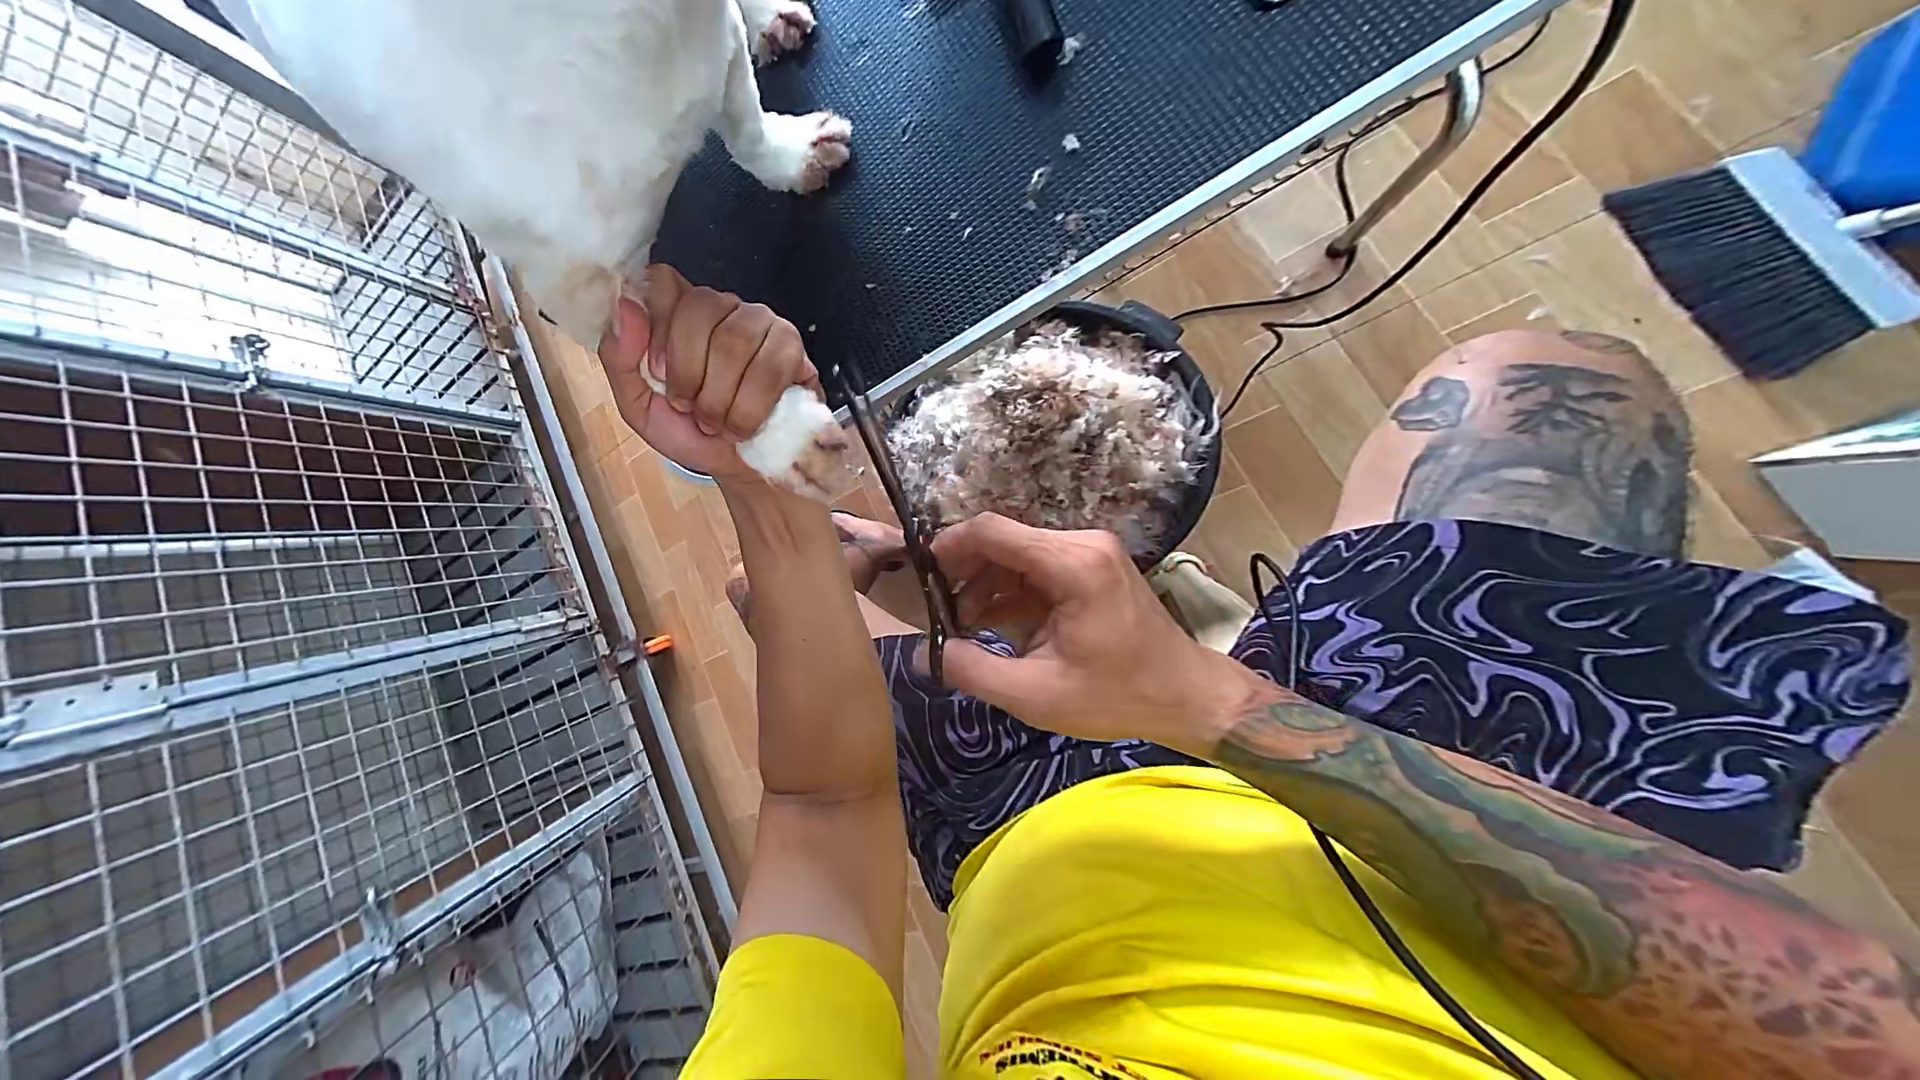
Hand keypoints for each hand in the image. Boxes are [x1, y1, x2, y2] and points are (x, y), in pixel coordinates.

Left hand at [597, 264, 819, 482]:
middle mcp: (723, 307)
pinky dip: (751, 406)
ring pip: (736, 340)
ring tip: (718, 423)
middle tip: (691, 409)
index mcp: (679, 311)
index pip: (665, 281)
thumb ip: (619, 357)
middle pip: (702, 309)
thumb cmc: (691, 433)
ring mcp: (763, 324)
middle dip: (690, 373)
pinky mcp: (794, 349)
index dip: (660, 328)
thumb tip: (625, 304)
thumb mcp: (639, 405)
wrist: (738, 470)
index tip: (658, 374)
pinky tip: (746, 425)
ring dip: (721, 396)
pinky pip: (772, 366)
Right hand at [929, 513, 1262, 751]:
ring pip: (1017, 555)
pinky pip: (1037, 568)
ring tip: (964, 627)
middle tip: (939, 614)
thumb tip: (925, 654)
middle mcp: (1082, 544)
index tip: (920, 579)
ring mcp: (1090, 552)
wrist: (1185, 696)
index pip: (993, 531)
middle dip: (964, 574)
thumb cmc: (1117, 697)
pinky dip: (1010, 592)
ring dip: (985, 586)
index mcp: (1073, 564)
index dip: (949, 548)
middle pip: (1003, 541)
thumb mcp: (1036, 696)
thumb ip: (972, 672)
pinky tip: (994, 625)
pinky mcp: (1092, 567)